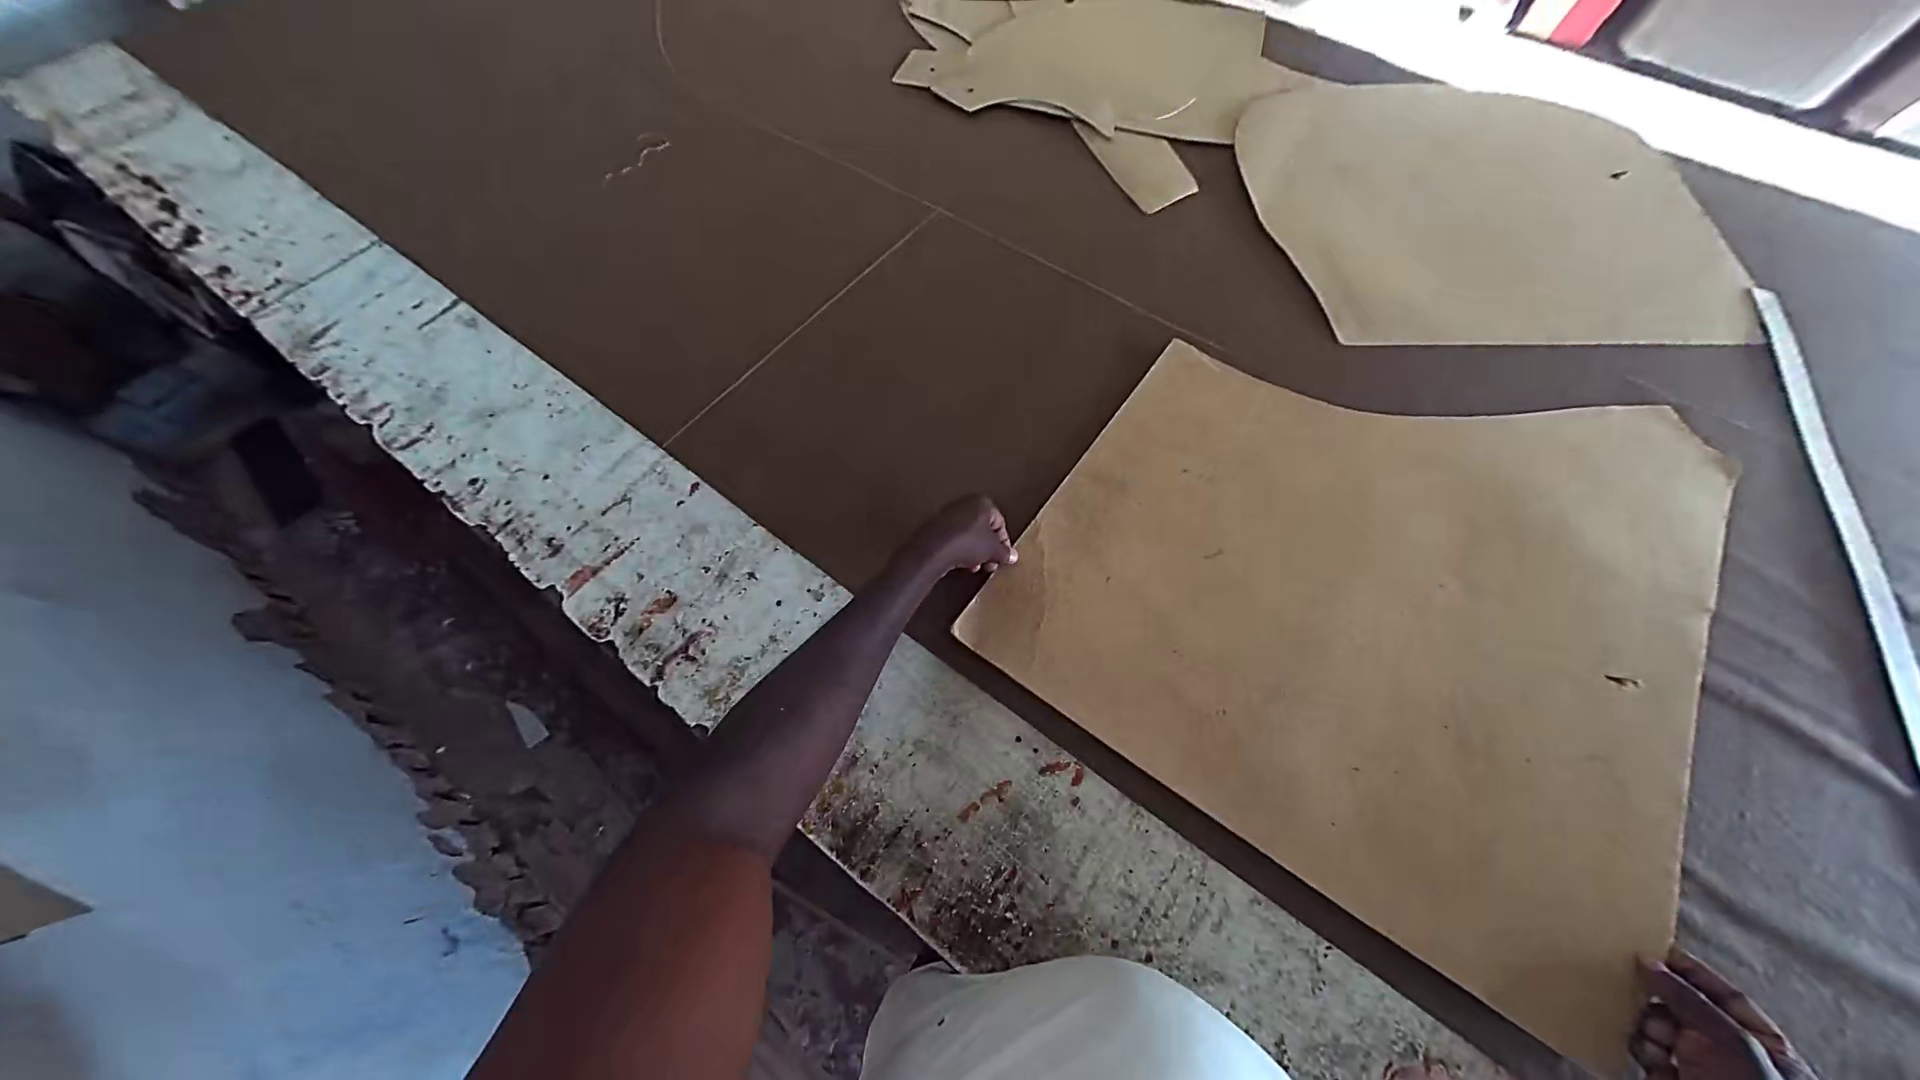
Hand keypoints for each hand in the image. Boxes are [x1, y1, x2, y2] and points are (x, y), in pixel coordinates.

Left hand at [898, 495, 1017, 576]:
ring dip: (975, 552)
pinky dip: (961, 551)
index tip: (1004, 556)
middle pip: (984, 529)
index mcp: (982, 503)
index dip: (1004, 542)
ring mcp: (949, 515)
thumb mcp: (993, 550)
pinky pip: (955, 539)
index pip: (1000, 523)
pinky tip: (963, 563)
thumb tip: (1011, 555)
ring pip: (969, 536)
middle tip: (991, 562)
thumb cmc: (965, 542)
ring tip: (976, 565)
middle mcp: (965, 504)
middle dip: (988, 549)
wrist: (934, 550)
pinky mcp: (936, 528)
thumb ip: (1005, 552)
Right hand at [1633, 949, 1815, 1079]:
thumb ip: (1691, 999)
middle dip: (1658, 998)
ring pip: (1657, 1024)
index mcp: (1762, 1044)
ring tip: (1655, 1040)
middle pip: (1681, 1005)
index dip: (1691, 970)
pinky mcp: (1667, 1077)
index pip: (1724, 994)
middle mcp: (1728, 1051)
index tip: (1653, 946)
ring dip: (1647, 1025)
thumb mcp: (1733, 1043)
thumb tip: (1648, 961)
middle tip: (1640, 990)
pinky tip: (1649, 1056)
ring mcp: (1697, 1066)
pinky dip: (1638, 1045)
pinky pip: (1642, 1047)